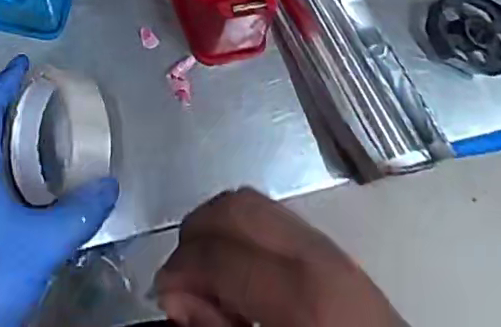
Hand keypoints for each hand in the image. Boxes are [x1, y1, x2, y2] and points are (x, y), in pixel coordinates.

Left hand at [0, 55, 119, 326]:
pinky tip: (26, 182)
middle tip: (35, 93)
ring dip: (5, 135)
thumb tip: (108, 184)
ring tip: (35, 130)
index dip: (4, 82)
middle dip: (5, 105)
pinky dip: (5, 164)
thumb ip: (78, 212)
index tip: (21, 62)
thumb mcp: (42, 241)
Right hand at [154, 189, 405, 326]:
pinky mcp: (338, 253)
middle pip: (233, 207)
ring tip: (211, 277)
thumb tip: (177, 297)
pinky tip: (242, 275)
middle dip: (195, 234)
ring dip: (219, 229)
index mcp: (299, 291)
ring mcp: (330, 247)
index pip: (216, 252)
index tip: (163, 297)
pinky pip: (275, 220)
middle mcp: (314, 253)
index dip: (178, 270)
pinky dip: (245, 234)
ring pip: (253, 203)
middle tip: (182, 279)